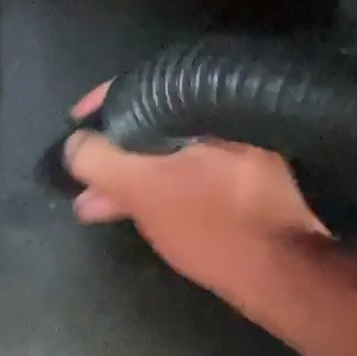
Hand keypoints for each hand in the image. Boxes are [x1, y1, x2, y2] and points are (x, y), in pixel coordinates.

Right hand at [63, 83, 330, 307]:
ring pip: (165, 152)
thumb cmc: (210, 221)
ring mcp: (232, 148)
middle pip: (150, 122)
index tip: (73, 124)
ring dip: (127, 176)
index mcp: (196, 105)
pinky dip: (156, 186)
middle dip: (110, 151)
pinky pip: (185, 171)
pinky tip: (130, 209)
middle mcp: (216, 118)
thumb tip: (74, 144)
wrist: (283, 270)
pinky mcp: (240, 179)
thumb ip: (100, 161)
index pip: (137, 86)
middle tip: (80, 174)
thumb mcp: (141, 189)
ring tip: (92, 205)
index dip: (99, 103)